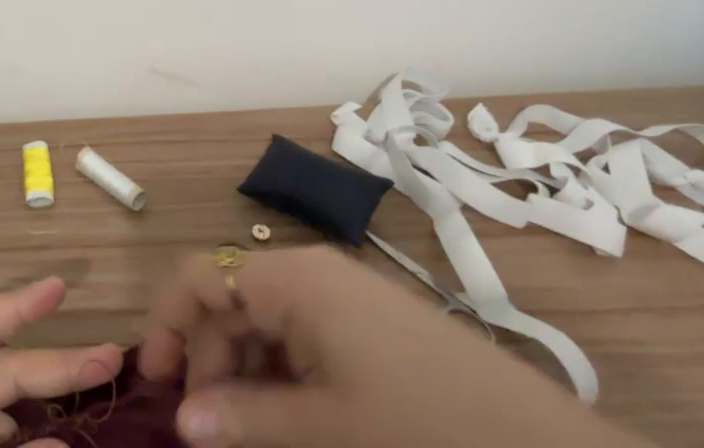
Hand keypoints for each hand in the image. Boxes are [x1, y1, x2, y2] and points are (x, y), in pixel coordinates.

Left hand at [0, 277, 122, 447]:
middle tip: (112, 359)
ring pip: (11, 414)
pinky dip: (33, 442)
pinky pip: (4, 442)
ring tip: (97, 398)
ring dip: (50, 409)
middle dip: (57, 366)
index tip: (59, 288)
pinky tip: (59, 441)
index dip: (16, 306)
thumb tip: (65, 447)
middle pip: (5, 372)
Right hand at [140, 246, 651, 447]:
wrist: (549, 447)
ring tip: (247, 430)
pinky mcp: (368, 321)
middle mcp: (310, 272)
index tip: (154, 384)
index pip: (199, 277)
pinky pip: (300, 335)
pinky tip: (291, 419)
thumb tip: (181, 422)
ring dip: (243, 370)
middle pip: (227, 298)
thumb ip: (244, 420)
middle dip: (207, 358)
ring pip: (262, 320)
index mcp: (292, 279)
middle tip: (207, 428)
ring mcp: (343, 294)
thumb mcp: (327, 429)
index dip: (167, 325)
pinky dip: (280, 372)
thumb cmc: (426, 426)